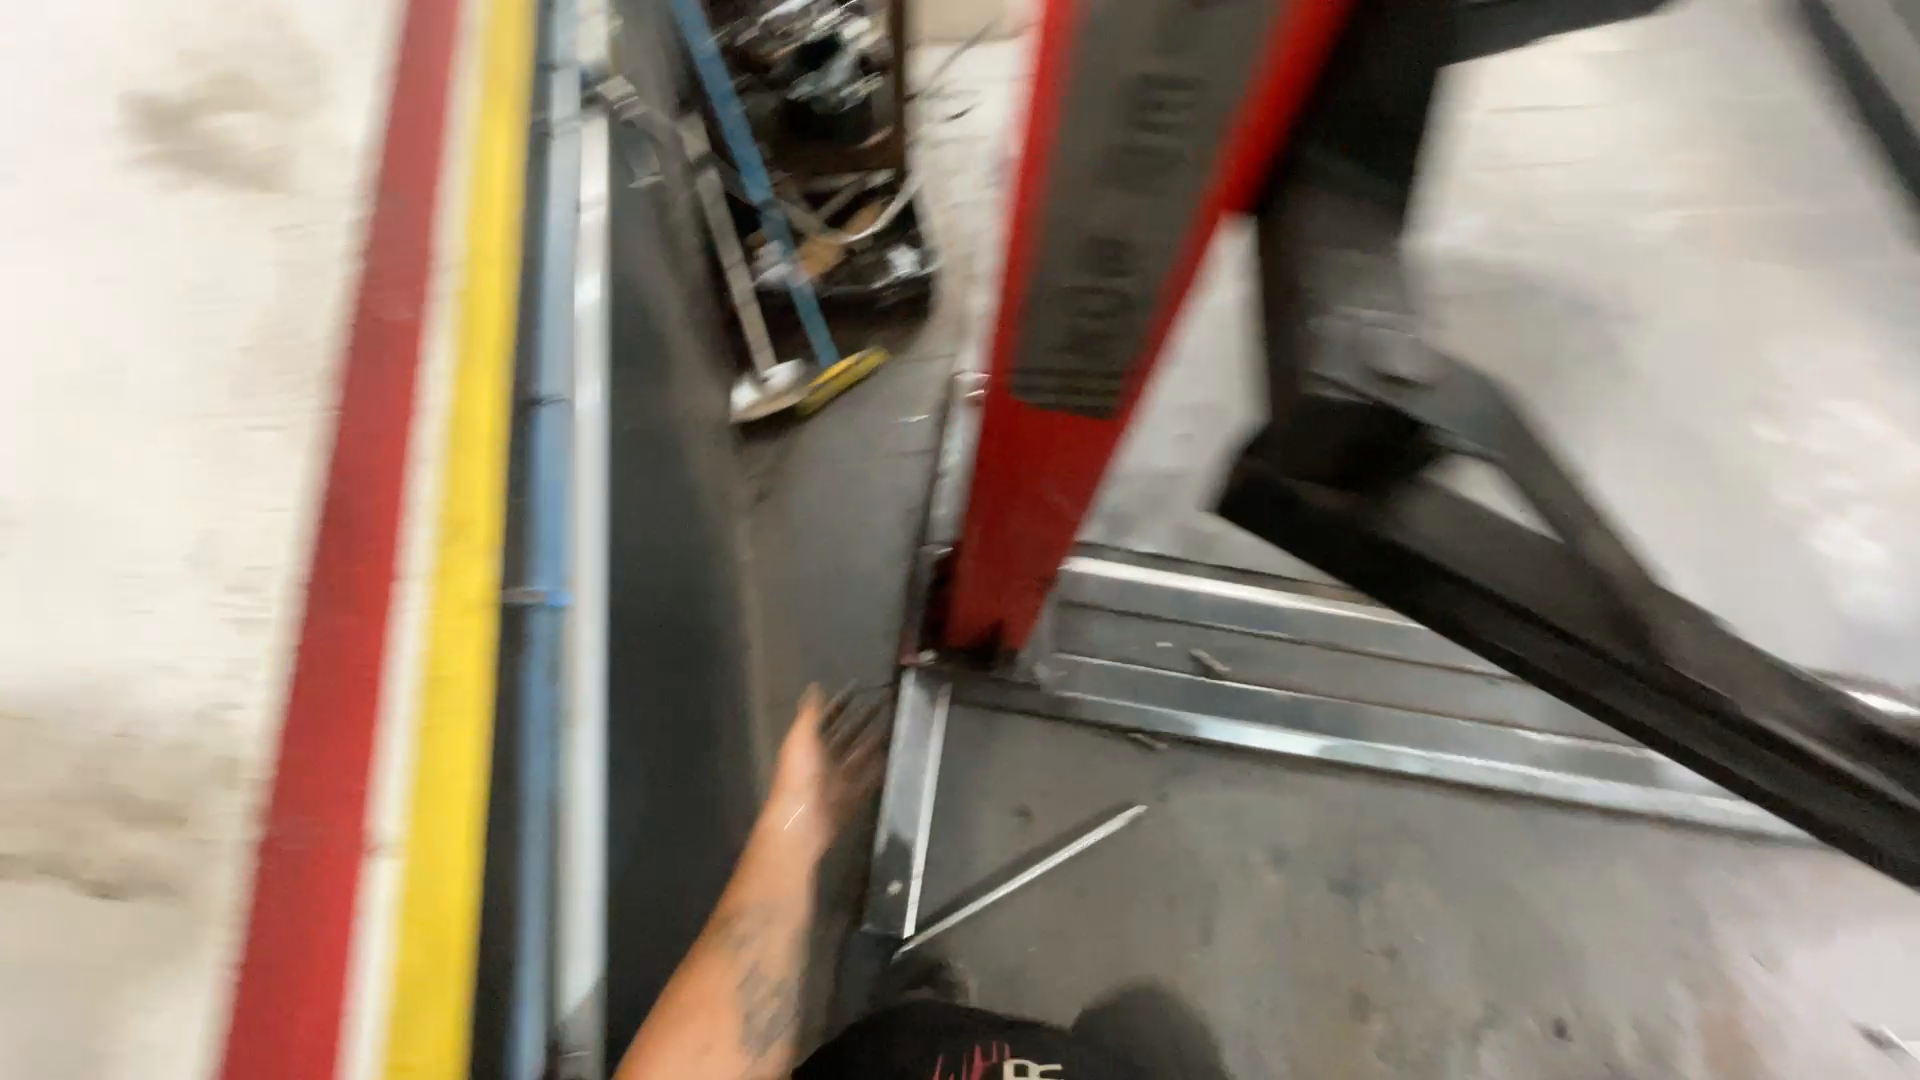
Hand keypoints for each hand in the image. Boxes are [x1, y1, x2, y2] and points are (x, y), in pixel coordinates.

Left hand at [765, 684, 888, 852]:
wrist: (801, 823)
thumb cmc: (798, 776)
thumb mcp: (800, 738)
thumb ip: (809, 714)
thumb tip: (814, 686)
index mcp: (808, 745)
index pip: (827, 719)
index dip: (841, 704)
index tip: (860, 690)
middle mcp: (822, 761)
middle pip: (846, 736)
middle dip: (863, 720)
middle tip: (884, 704)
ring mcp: (836, 781)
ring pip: (858, 757)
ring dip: (874, 742)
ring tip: (894, 726)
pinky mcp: (849, 799)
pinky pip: (866, 781)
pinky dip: (877, 770)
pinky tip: (891, 757)